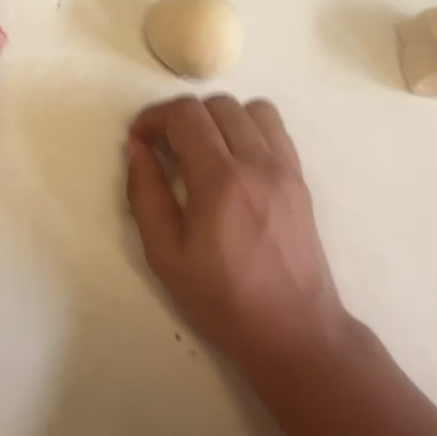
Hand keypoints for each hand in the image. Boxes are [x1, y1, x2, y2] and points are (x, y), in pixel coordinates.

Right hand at [126, 95, 352, 365]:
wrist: (294, 330)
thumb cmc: (222, 300)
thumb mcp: (165, 255)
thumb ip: (145, 194)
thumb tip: (136, 149)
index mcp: (220, 181)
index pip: (185, 114)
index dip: (154, 118)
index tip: (140, 142)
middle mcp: (257, 163)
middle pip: (215, 105)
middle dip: (181, 117)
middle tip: (164, 150)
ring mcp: (284, 168)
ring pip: (249, 108)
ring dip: (218, 118)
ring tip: (201, 151)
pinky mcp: (300, 179)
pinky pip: (274, 128)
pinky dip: (248, 129)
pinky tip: (233, 162)